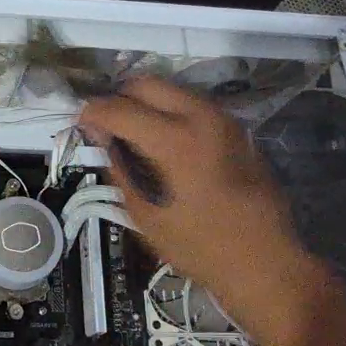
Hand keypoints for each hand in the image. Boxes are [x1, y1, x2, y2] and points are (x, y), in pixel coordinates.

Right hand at [79, 77, 334, 345]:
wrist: (265, 262)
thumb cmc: (199, 247)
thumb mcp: (146, 215)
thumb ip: (120, 168)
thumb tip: (102, 138)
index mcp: (175, 140)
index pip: (119, 109)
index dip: (92, 113)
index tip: (80, 124)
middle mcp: (201, 117)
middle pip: (146, 83)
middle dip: (119, 97)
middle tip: (105, 124)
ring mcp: (223, 119)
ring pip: (172, 89)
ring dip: (146, 102)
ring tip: (133, 131)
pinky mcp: (237, 128)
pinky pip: (194, 104)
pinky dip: (171, 111)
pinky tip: (164, 140)